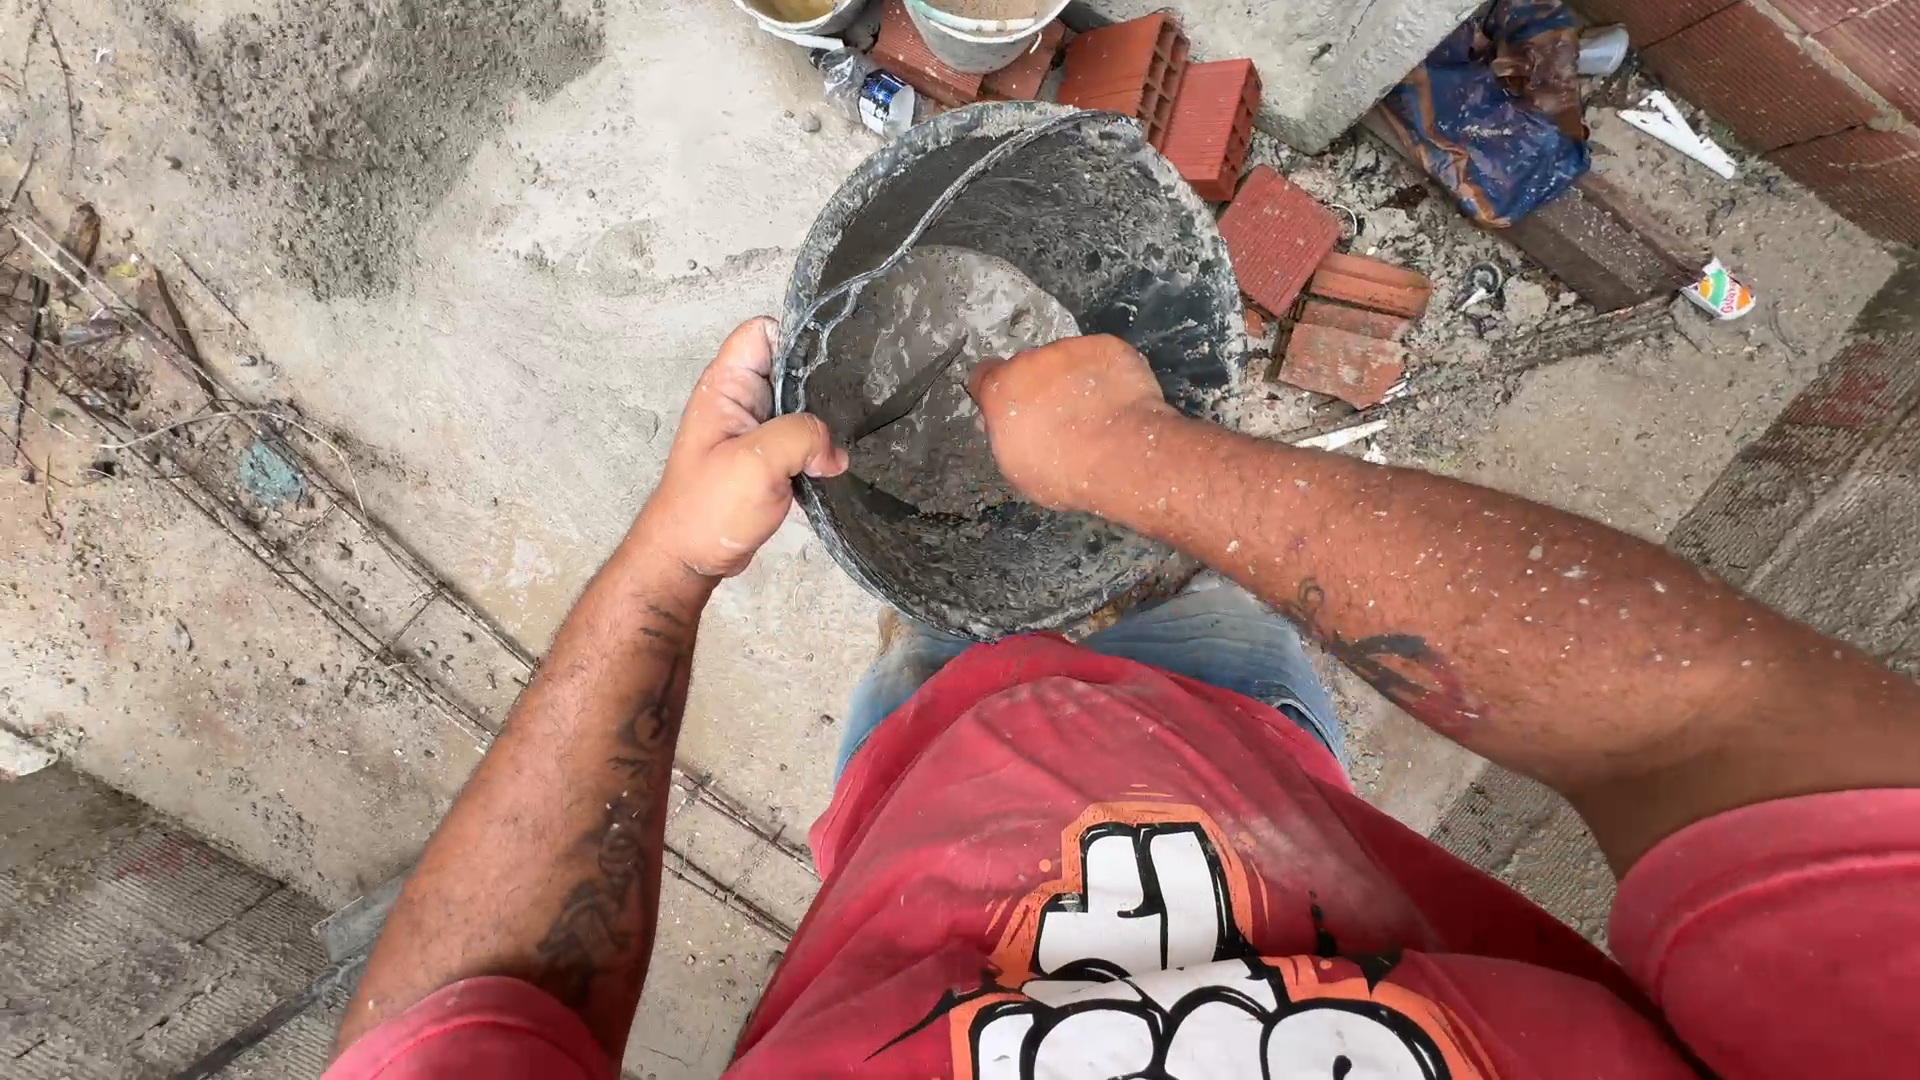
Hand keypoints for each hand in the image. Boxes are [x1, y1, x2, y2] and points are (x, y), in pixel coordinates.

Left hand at [633, 317, 847, 577]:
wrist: (691, 558)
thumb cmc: (708, 508)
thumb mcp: (758, 462)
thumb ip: (803, 437)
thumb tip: (836, 452)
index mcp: (727, 386)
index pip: (763, 332)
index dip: (797, 337)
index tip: (831, 363)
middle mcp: (742, 401)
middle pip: (791, 368)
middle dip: (821, 384)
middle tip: (849, 405)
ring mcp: (756, 430)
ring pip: (802, 406)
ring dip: (824, 423)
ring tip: (845, 437)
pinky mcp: (770, 458)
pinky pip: (804, 440)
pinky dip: (820, 451)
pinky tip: (833, 464)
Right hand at [967, 334, 1174, 513]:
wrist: (1120, 454)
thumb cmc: (1064, 471)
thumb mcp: (1017, 466)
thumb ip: (1004, 435)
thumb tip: (1001, 426)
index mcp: (1000, 390)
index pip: (983, 376)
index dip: (995, 391)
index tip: (1009, 407)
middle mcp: (1030, 361)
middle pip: (1027, 368)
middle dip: (1038, 387)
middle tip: (1058, 418)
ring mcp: (1069, 349)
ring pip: (1065, 360)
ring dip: (1072, 379)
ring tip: (1092, 411)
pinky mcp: (1105, 346)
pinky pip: (1098, 357)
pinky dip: (1104, 373)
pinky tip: (1114, 400)